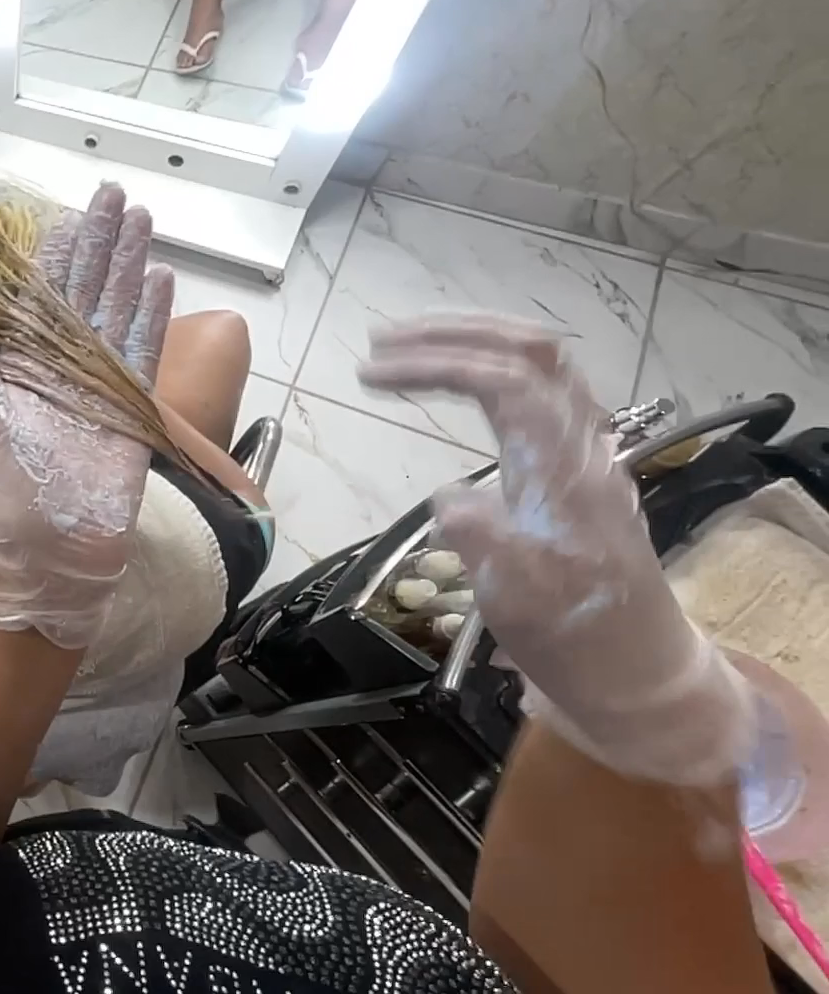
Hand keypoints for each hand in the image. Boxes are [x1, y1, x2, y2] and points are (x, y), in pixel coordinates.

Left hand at [0, 185, 171, 648]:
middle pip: (84, 290)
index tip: (66, 214)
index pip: (40, 294)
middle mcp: (61, 363)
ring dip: (127, 265)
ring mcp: (98, 381)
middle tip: (113, 194)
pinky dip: (150, 315)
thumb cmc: (7, 479)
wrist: (50, 539)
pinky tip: (160, 277)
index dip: (55, 254)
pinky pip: (141, 350)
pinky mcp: (129, 403)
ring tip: (142, 219)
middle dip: (99, 243)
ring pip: (116, 309)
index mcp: (21, 360)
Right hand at [359, 314, 750, 785]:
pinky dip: (489, 365)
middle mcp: (581, 446)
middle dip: (452, 333)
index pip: (506, 383)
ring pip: (542, 362)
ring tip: (406, 345)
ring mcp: (583, 452)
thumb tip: (447, 494)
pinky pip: (540, 390)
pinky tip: (454, 378)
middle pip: (532, 351)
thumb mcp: (516, 597)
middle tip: (381, 341)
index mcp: (565, 472)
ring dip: (473, 339)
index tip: (369, 373)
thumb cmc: (570, 633)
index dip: (434, 364)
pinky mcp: (573, 464)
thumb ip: (482, 538)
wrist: (632, 667)